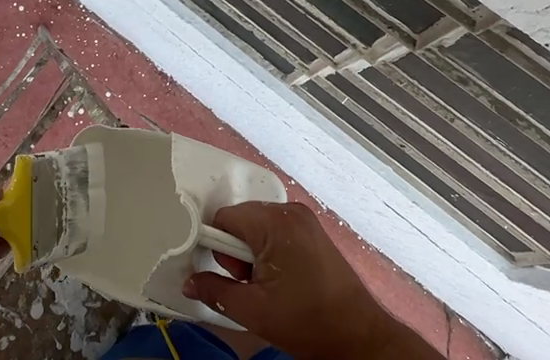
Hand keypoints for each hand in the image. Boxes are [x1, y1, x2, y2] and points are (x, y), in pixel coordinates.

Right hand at [183, 202, 440, 359]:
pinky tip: (282, 278)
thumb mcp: (254, 311)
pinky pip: (277, 230)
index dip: (216, 244)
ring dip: (253, 252)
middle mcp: (290, 211)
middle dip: (236, 250)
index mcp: (274, 223)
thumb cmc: (308, 322)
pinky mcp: (313, 231)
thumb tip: (190, 282)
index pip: (224, 217)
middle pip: (242, 219)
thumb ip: (215, 291)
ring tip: (268, 285)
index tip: (223, 270)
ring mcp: (304, 219)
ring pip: (258, 226)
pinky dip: (271, 250)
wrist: (360, 338)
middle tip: (249, 283)